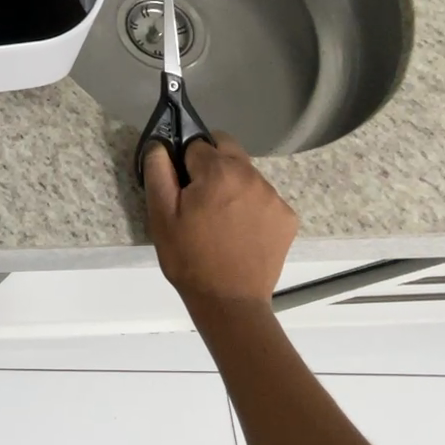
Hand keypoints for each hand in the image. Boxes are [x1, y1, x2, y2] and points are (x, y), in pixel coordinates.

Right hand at [143, 132, 296, 312]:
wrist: (229, 302)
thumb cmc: (188, 257)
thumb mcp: (160, 213)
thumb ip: (158, 170)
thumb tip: (160, 144)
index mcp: (219, 171)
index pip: (197, 143)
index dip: (184, 162)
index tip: (181, 187)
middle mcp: (252, 176)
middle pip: (227, 149)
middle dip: (211, 164)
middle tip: (199, 198)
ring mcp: (274, 197)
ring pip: (246, 173)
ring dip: (231, 184)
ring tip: (219, 219)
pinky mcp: (287, 218)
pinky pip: (263, 196)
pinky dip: (250, 204)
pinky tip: (239, 230)